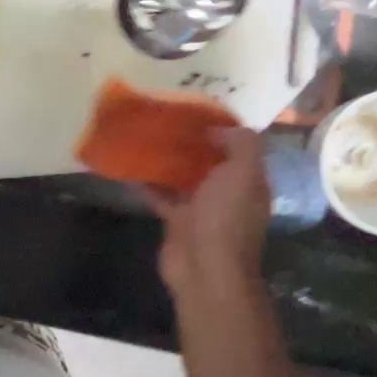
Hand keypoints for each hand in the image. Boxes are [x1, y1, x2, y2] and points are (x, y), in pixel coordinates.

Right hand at [144, 127, 269, 298]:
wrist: (204, 267)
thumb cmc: (225, 218)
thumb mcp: (244, 173)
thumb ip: (240, 144)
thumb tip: (218, 129)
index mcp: (248, 180)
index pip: (238, 146)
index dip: (220, 126)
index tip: (194, 109)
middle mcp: (227, 191)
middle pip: (208, 160)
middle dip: (190, 141)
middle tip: (163, 117)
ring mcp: (201, 207)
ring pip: (183, 176)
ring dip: (167, 160)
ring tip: (143, 135)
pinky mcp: (176, 220)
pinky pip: (161, 195)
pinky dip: (147, 182)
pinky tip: (128, 166)